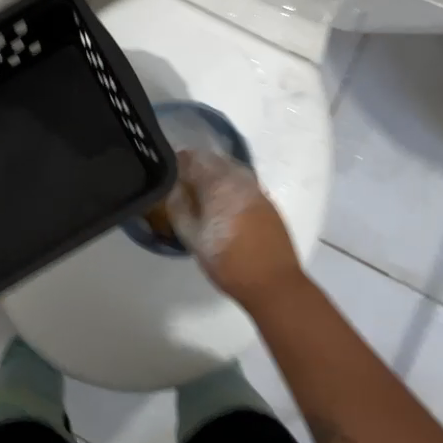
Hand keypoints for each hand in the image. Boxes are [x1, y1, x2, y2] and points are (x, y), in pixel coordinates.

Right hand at [167, 149, 305, 308]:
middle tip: (182, 182)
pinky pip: (243, 182)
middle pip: (212, 160)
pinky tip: (224, 204)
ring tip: (202, 193)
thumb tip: (173, 189)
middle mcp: (239, 179)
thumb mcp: (193, 240)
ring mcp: (256, 189)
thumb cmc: (228, 263)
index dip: (177, 163)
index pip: (192, 159)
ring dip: (213, 174)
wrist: (274, 283)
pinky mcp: (267, 202)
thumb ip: (179, 209)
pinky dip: (229, 185)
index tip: (167, 173)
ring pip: (229, 169)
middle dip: (195, 166)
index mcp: (218, 183)